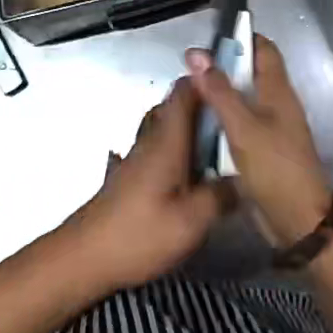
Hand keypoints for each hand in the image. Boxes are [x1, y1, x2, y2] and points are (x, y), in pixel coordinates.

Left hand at [62, 78, 229, 290]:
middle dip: (202, 103)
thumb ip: (220, 197)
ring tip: (218, 144)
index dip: (204, 79)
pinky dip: (177, 148)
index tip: (231, 78)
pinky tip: (191, 172)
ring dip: (189, 126)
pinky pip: (158, 148)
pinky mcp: (132, 176)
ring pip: (165, 127)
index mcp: (167, 142)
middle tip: (235, 114)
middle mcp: (150, 141)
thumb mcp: (191, 221)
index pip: (183, 94)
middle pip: (175, 107)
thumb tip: (245, 179)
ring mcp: (138, 157)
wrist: (86, 254)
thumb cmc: (140, 233)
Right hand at [187, 36, 332, 247]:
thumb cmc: (275, 168)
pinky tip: (200, 126)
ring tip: (188, 95)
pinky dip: (222, 119)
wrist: (299, 223)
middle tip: (189, 71)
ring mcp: (271, 128)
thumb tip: (195, 53)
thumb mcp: (242, 127)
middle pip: (249, 73)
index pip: (263, 48)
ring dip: (219, 95)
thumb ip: (218, 90)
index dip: (240, 38)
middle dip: (222, 68)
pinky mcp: (263, 149)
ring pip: (242, 99)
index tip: (209, 41)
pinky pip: (239, 124)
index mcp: (278, 91)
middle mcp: (277, 104)